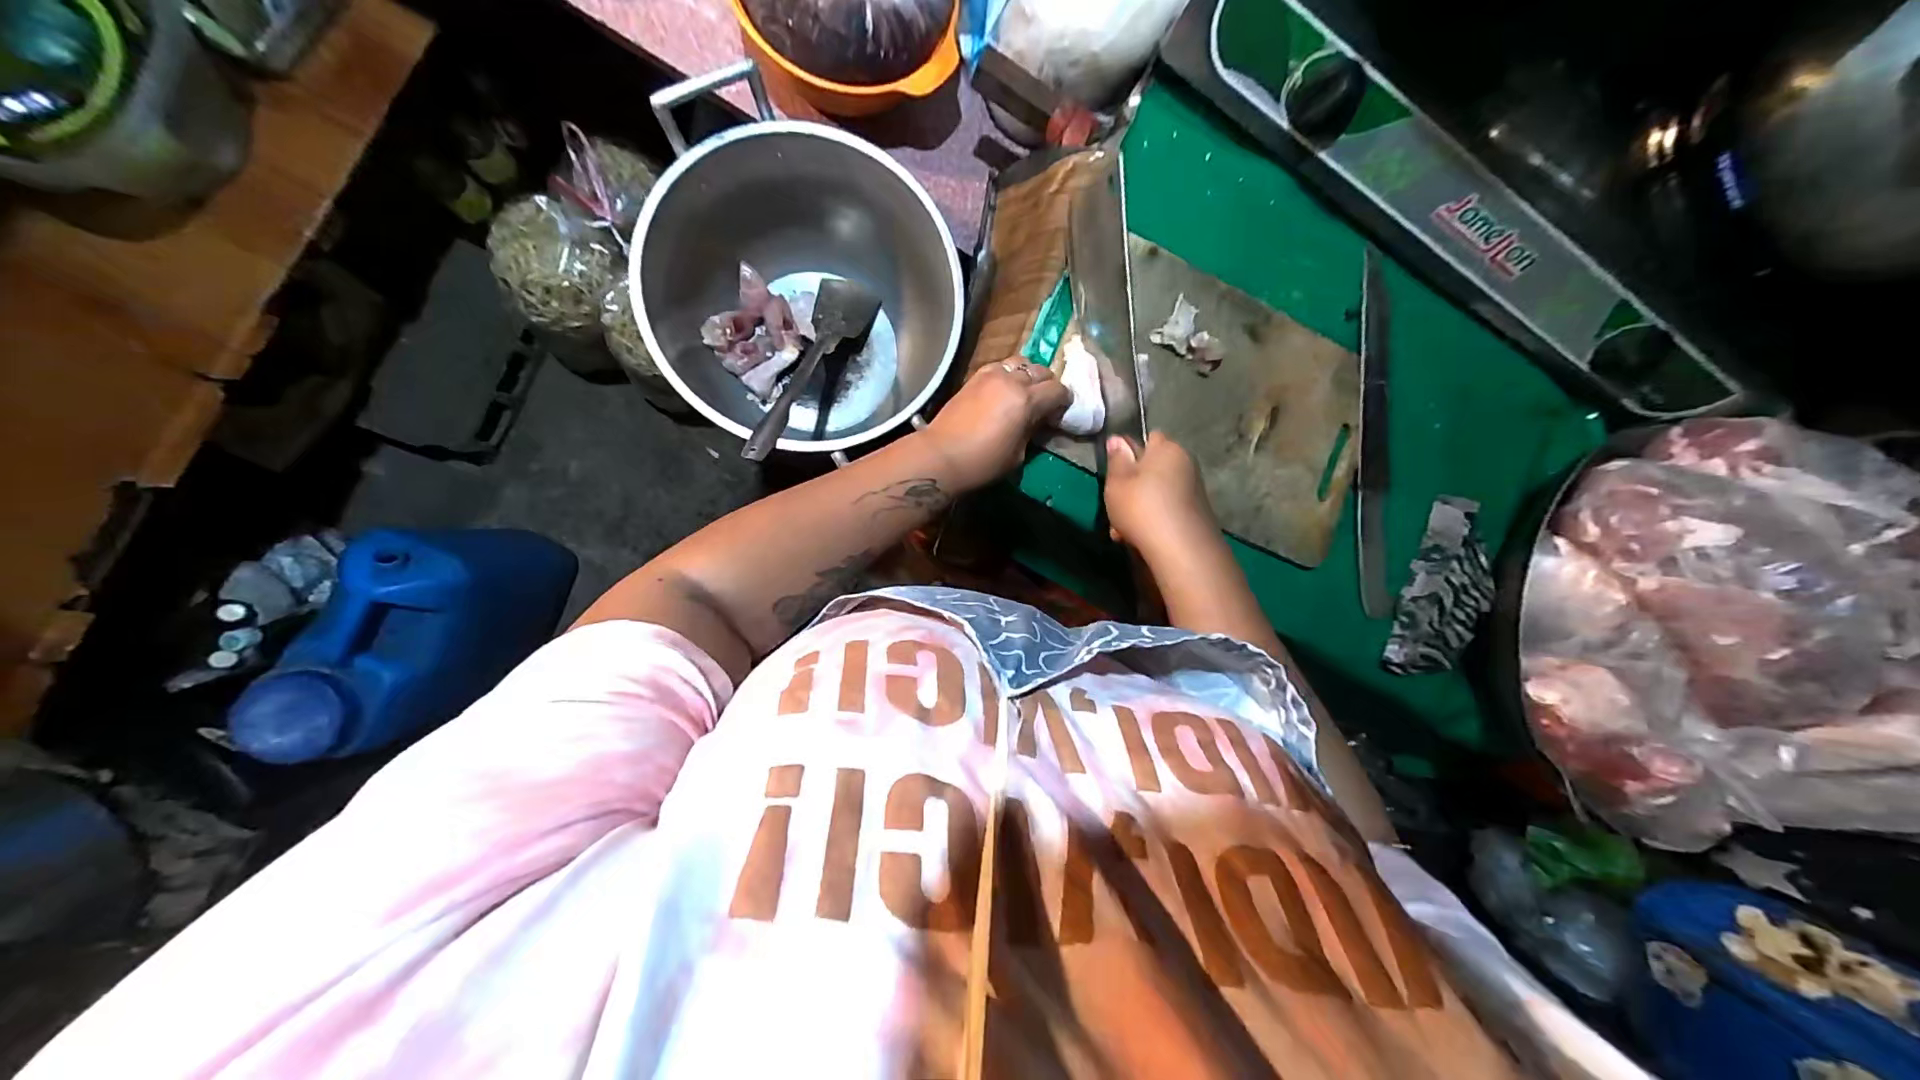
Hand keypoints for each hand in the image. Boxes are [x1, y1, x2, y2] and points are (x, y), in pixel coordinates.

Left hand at [921, 359, 1070, 489]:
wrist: (940, 455)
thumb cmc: (982, 462)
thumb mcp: (1018, 454)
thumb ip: (1033, 430)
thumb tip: (1039, 420)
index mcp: (1026, 400)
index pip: (1058, 390)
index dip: (1063, 402)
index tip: (1060, 414)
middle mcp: (1011, 380)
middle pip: (1042, 371)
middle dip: (1048, 386)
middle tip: (1045, 404)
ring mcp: (991, 375)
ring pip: (1021, 362)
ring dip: (1028, 375)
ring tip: (1025, 393)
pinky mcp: (975, 377)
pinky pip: (1000, 366)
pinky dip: (1009, 374)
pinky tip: (1004, 391)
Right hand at [1104, 432, 1218, 556]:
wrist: (1181, 549)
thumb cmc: (1142, 507)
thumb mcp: (1117, 482)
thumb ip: (1116, 459)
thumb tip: (1118, 438)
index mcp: (1168, 449)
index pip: (1150, 438)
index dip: (1131, 452)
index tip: (1116, 472)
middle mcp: (1186, 464)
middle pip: (1153, 469)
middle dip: (1134, 486)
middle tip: (1116, 506)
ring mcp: (1194, 491)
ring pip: (1158, 493)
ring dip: (1140, 508)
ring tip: (1123, 531)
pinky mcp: (1198, 514)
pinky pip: (1168, 511)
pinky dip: (1154, 521)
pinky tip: (1140, 540)